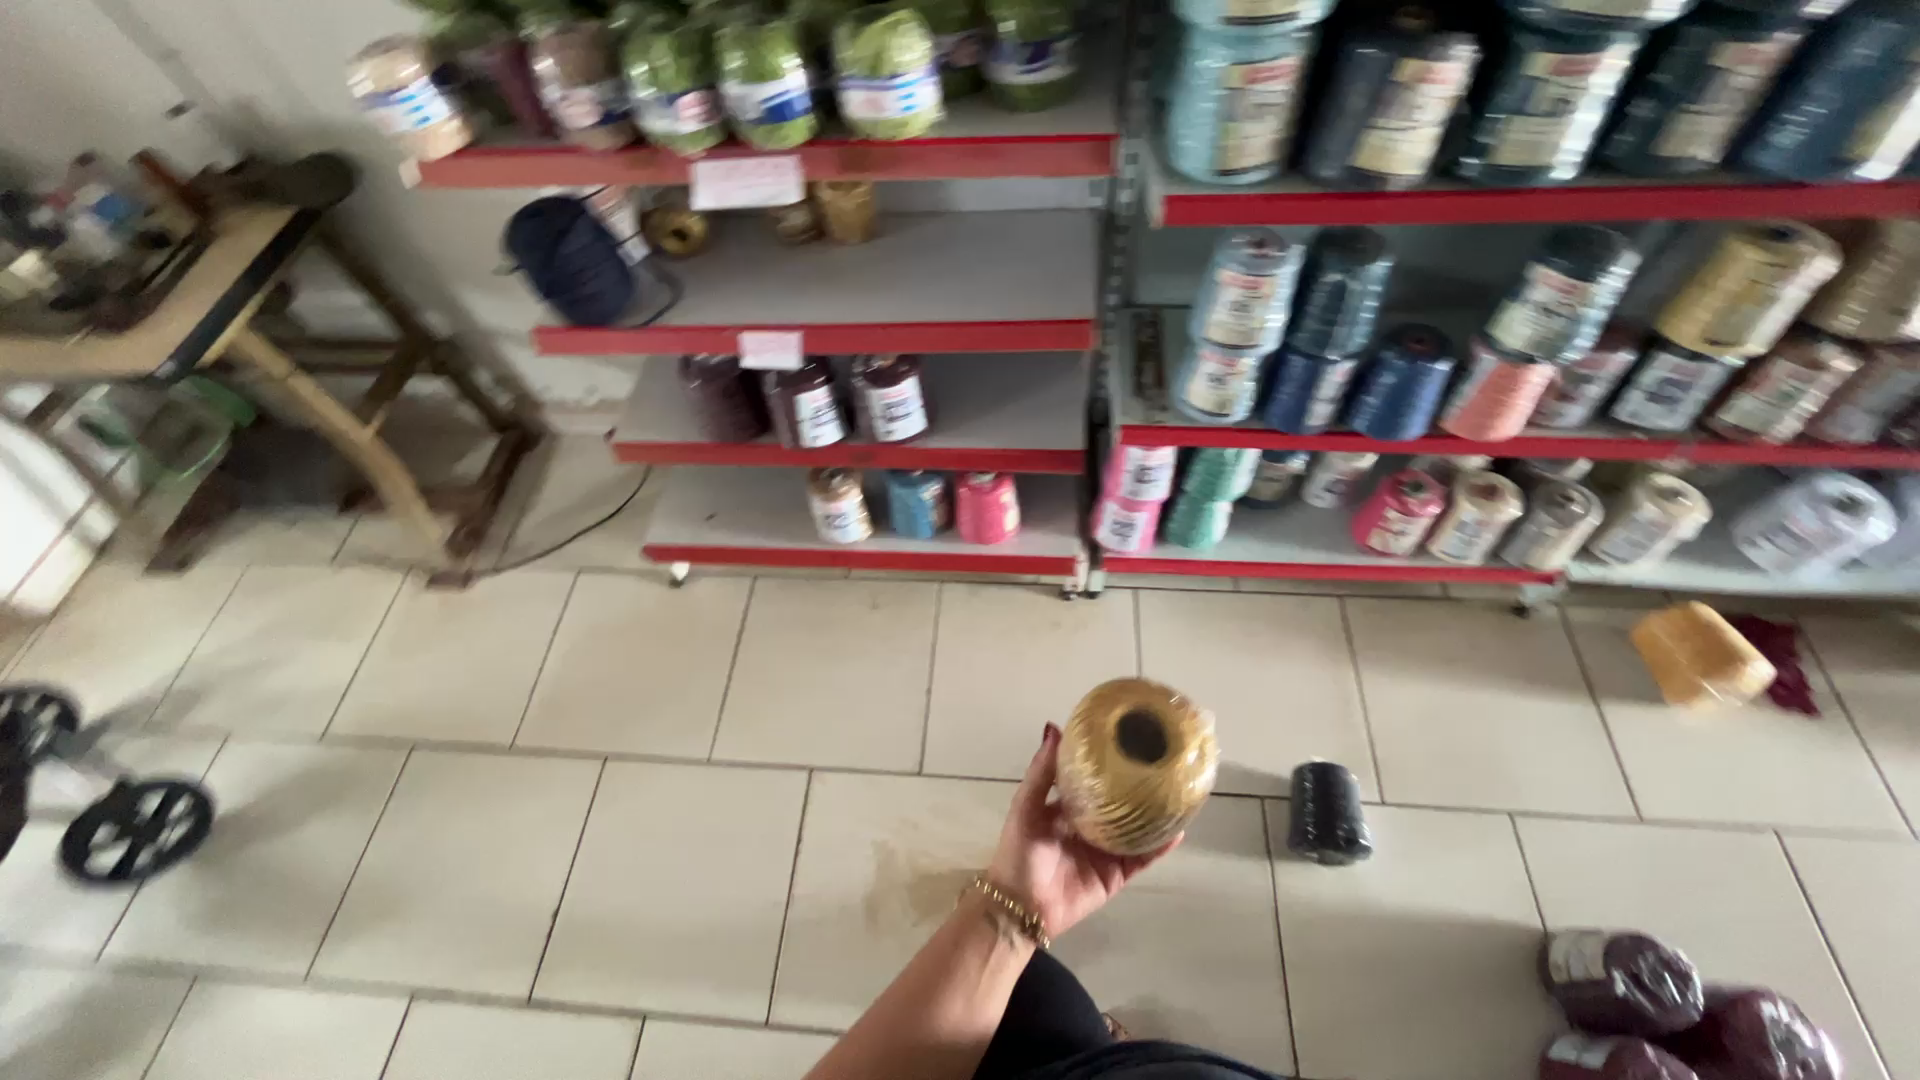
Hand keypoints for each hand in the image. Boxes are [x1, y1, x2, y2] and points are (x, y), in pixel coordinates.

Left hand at [985, 723, 1183, 938]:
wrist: (1022, 907)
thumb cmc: (1019, 852)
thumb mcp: (1026, 806)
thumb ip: (1042, 772)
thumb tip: (1054, 727)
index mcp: (1066, 807)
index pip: (1091, 778)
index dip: (1107, 761)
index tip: (1127, 738)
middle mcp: (1089, 825)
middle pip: (1119, 802)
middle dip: (1137, 786)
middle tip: (1162, 762)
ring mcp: (1105, 850)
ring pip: (1136, 828)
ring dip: (1155, 814)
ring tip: (1178, 792)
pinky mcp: (1116, 875)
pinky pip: (1142, 858)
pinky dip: (1159, 846)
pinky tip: (1177, 830)